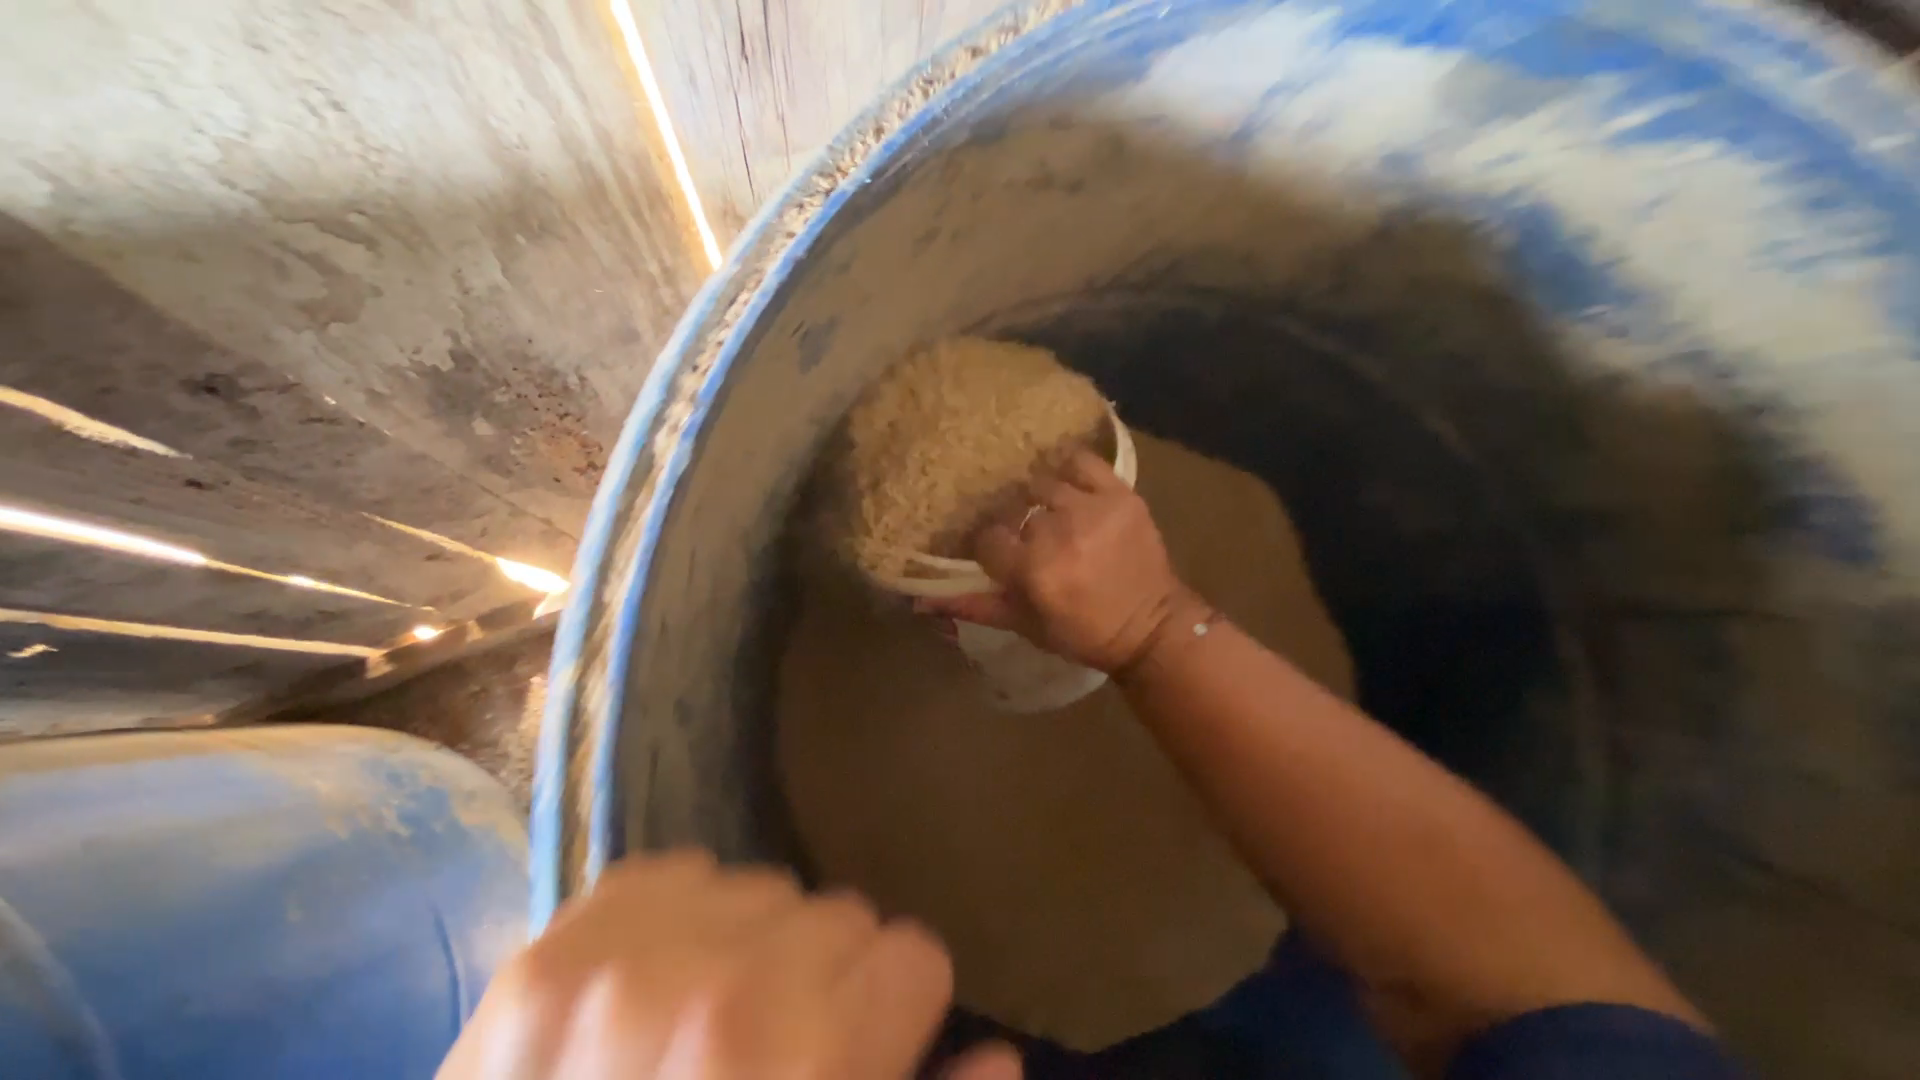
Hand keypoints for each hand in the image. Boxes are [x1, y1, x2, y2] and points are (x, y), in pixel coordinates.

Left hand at [437, 852, 1019, 1079]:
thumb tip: (999, 1056)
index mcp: (807, 1063)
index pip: (914, 958)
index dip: (898, 1012)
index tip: (866, 1046)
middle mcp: (721, 995)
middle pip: (842, 915)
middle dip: (830, 979)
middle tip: (785, 1049)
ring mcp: (621, 964)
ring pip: (765, 888)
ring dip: (757, 947)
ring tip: (713, 1024)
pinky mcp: (551, 949)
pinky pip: (676, 875)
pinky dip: (684, 922)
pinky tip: (660, 986)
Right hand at [919, 448, 1200, 673]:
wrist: (1151, 627)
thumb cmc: (1083, 633)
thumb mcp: (1024, 625)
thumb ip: (973, 605)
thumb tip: (918, 600)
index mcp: (1034, 569)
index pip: (986, 538)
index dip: (986, 545)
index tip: (994, 552)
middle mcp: (1059, 532)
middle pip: (1012, 506)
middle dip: (1012, 520)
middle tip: (1019, 531)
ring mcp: (1093, 508)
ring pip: (1042, 481)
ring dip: (1036, 495)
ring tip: (1042, 508)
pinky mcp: (1121, 493)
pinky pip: (1081, 461)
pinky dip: (1067, 466)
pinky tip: (1062, 479)